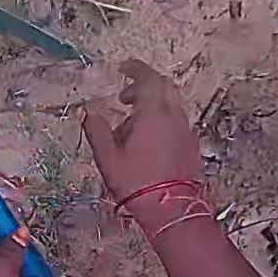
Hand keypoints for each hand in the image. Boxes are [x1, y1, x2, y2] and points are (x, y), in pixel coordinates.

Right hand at [81, 60, 208, 236]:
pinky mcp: (190, 143)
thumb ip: (96, 129)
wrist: (171, 209)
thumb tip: (86, 111)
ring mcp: (185, 129)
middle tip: (124, 95)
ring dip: (152, 103)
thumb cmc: (136, 181)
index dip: (136, 69)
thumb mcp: (107, 156)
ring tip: (132, 121)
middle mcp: (173, 116)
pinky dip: (161, 117)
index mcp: (153, 113)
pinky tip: (147, 138)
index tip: (123, 67)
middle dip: (144, 85)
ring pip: (171, 103)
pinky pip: (175, 119)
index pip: (148, 79)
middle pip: (163, 87)